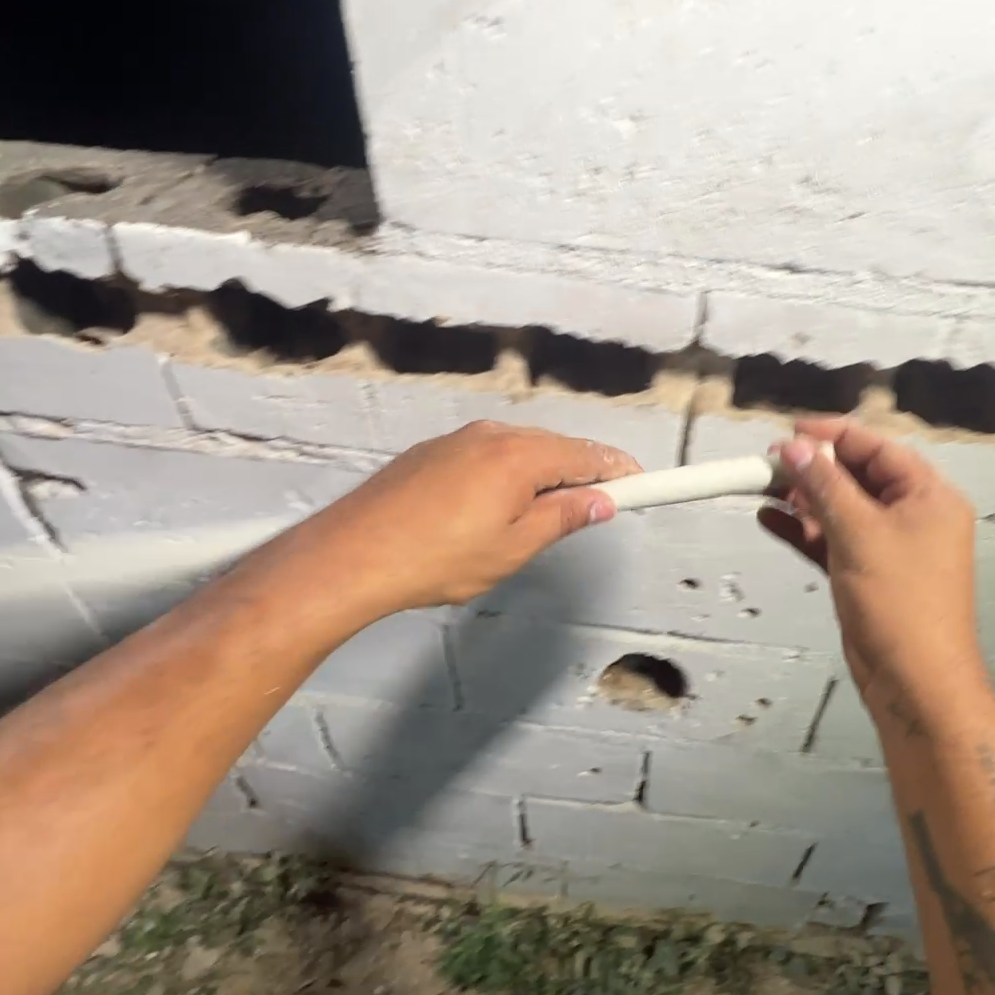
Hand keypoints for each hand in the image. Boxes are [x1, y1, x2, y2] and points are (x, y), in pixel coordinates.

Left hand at [304, 421, 639, 613]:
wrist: (351, 555)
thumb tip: (600, 501)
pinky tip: (498, 505)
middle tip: (596, 507)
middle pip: (556, 447)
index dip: (619, 469)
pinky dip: (509, 472)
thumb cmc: (438, 558)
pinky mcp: (432, 451)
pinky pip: (489, 454)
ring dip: (543, 474)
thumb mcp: (514, 547)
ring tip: (544, 514)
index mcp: (519, 456)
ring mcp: (458, 439)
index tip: (643, 482)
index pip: (587, 455)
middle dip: (581, 473)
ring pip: (521, 449)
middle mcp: (492, 435)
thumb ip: (563, 518)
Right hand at [758, 418, 979, 687]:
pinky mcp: (866, 571)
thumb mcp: (859, 533)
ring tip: (762, 488)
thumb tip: (793, 447)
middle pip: (856, 476)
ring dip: (802, 498)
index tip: (790, 431)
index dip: (832, 436)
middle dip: (812, 469)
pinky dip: (802, 529)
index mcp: (928, 495)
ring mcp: (888, 545)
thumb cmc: (899, 601)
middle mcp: (912, 514)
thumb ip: (824, 485)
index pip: (877, 449)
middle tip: (769, 464)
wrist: (913, 680)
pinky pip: (830, 538)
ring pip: (840, 508)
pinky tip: (769, 519)